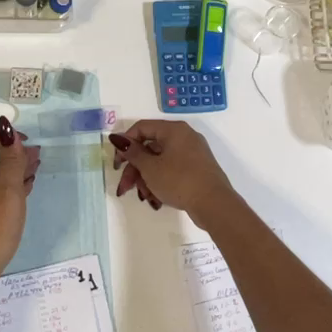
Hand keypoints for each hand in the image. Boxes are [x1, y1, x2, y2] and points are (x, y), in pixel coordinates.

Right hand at [109, 120, 238, 222]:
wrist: (214, 204)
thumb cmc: (179, 180)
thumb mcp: (150, 167)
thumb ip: (133, 153)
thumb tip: (118, 139)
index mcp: (173, 130)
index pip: (141, 128)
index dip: (125, 144)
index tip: (117, 163)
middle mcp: (184, 137)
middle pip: (150, 148)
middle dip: (135, 169)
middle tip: (125, 188)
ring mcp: (192, 154)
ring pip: (160, 162)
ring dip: (147, 179)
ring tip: (145, 197)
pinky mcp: (196, 170)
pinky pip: (172, 171)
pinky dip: (161, 182)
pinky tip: (156, 200)